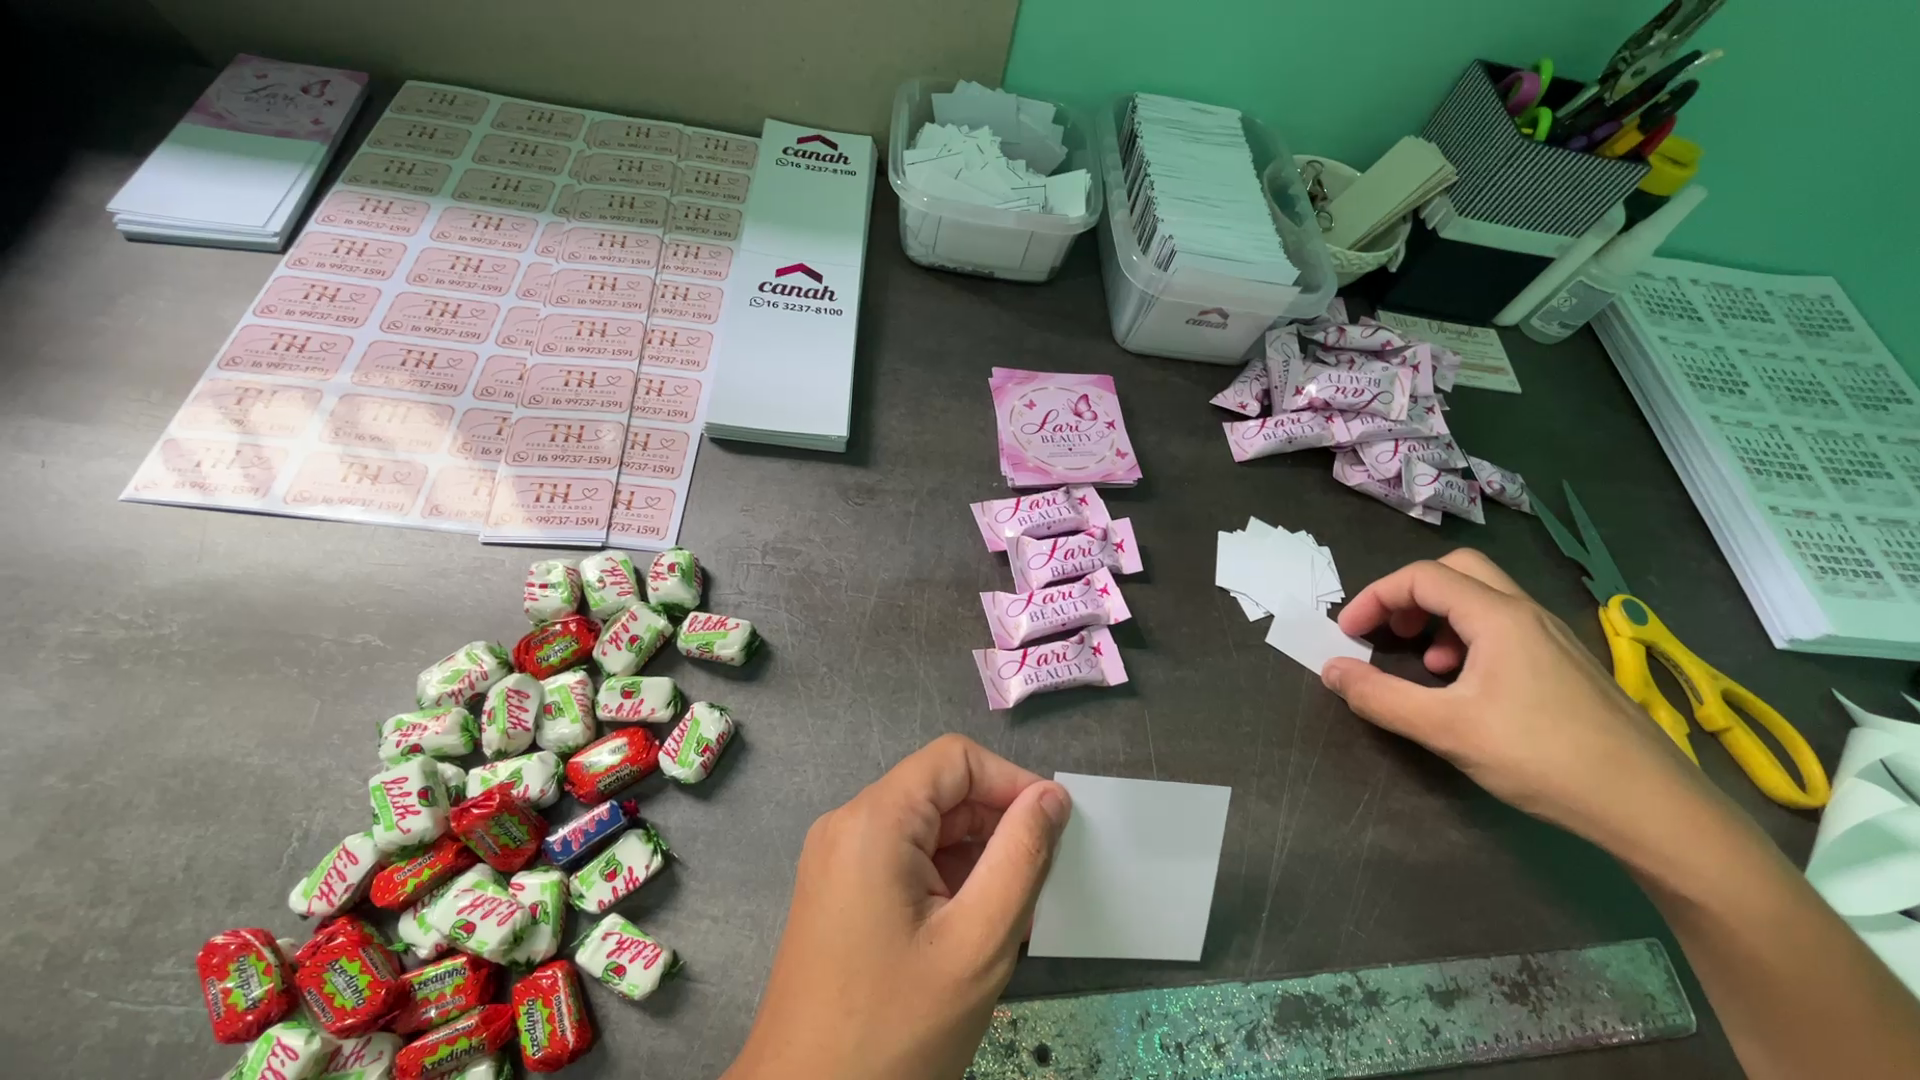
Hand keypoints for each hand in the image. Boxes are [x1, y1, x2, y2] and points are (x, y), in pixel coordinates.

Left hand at [723, 734, 1070, 1079]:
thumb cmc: (895, 1026)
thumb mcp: (978, 942)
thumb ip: (1021, 858)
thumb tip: (1049, 798)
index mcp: (874, 821)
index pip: (955, 759)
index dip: (1011, 781)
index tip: (1054, 828)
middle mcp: (848, 825)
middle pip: (939, 792)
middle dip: (995, 826)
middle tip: (1038, 884)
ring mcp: (837, 860)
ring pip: (925, 829)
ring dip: (975, 859)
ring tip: (1009, 917)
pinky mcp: (838, 892)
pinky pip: (904, 860)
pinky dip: (946, 880)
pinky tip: (971, 929)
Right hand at [1319, 549, 1715, 851]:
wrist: (1649, 805)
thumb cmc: (1542, 757)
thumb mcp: (1445, 729)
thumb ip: (1380, 697)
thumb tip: (1330, 670)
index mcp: (1498, 617)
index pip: (1421, 577)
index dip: (1374, 598)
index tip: (1348, 635)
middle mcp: (1527, 613)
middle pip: (1457, 571)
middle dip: (1409, 594)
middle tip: (1387, 632)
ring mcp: (1553, 637)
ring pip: (1483, 598)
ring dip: (1439, 617)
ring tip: (1423, 665)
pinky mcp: (1566, 664)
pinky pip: (1505, 628)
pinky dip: (1468, 639)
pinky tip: (1466, 686)